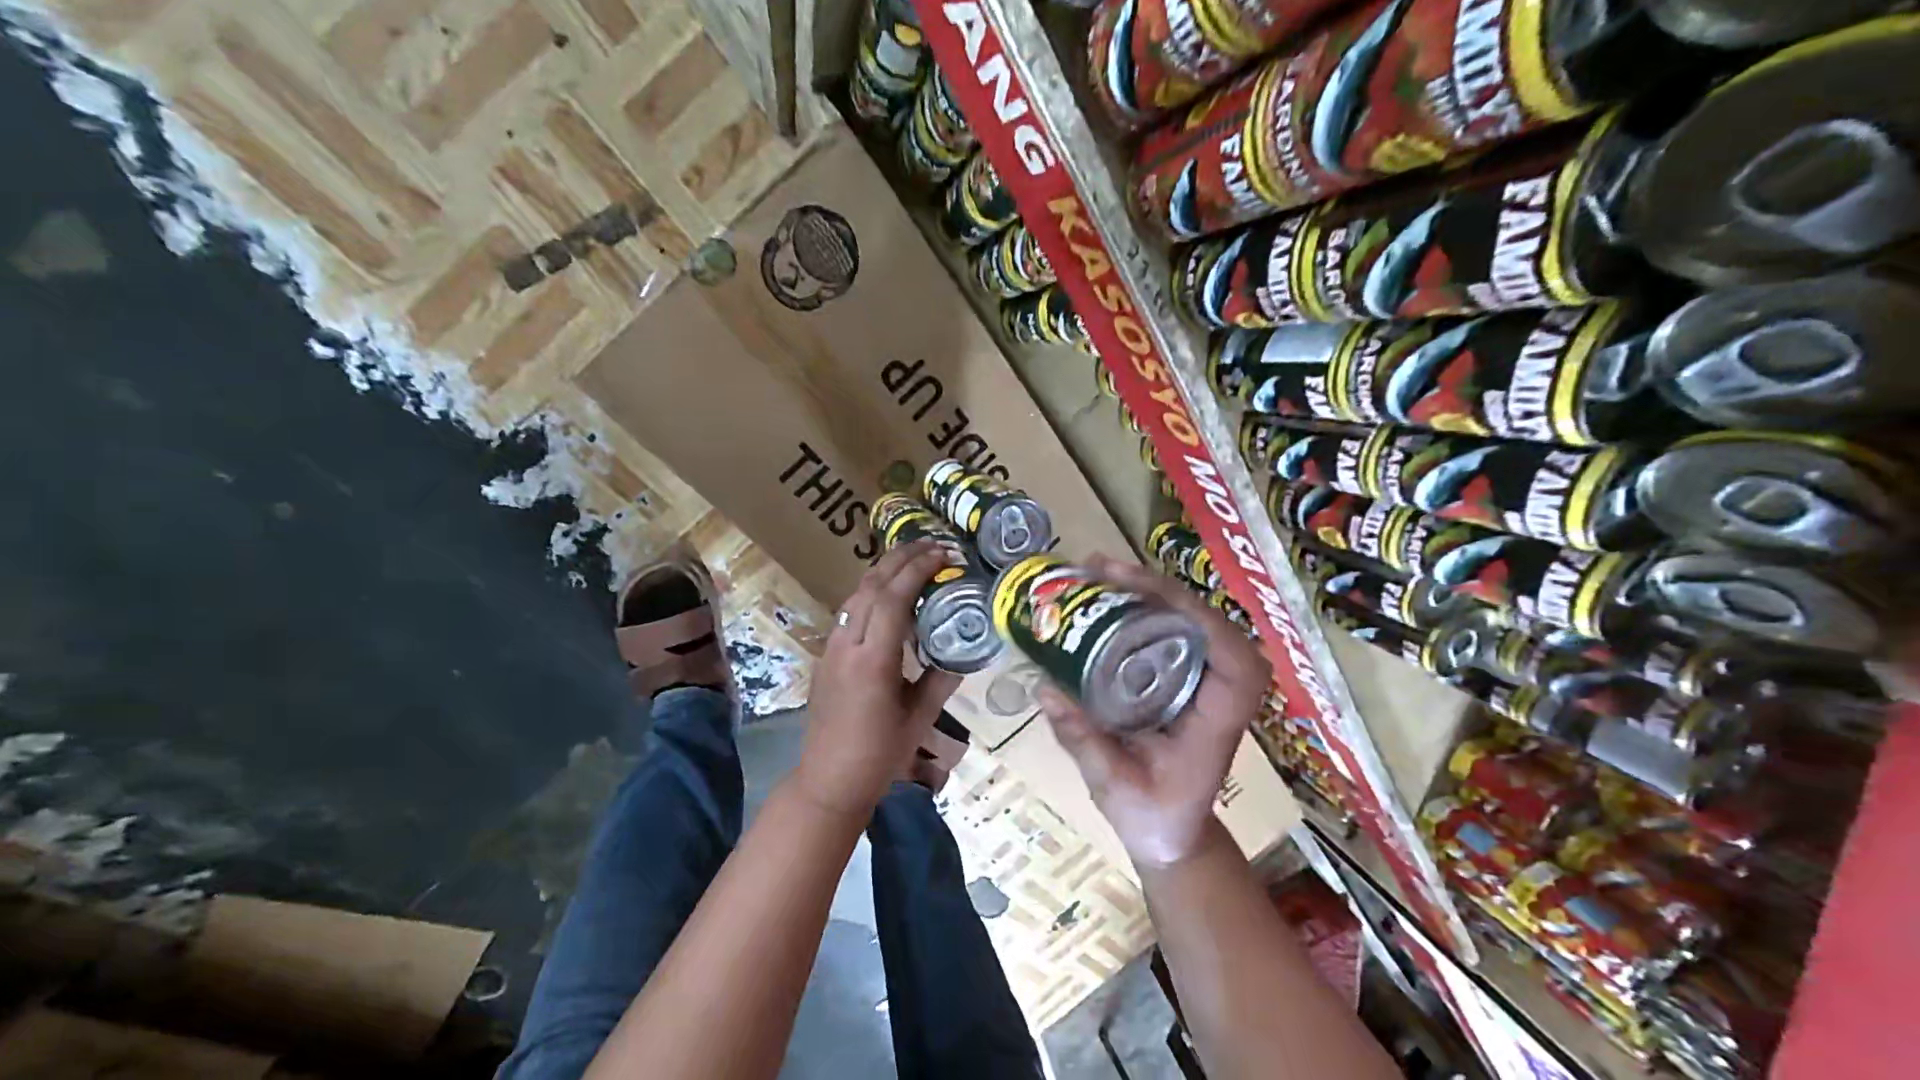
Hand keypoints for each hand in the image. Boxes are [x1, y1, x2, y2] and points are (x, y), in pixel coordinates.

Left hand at [795, 540, 962, 817]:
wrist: (828, 781)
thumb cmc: (879, 755)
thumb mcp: (920, 719)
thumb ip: (941, 679)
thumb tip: (965, 650)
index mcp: (872, 661)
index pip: (892, 599)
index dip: (916, 570)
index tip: (942, 554)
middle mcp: (846, 647)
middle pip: (869, 587)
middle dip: (899, 559)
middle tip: (930, 544)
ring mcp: (831, 650)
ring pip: (854, 597)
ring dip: (882, 573)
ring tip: (912, 561)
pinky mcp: (825, 657)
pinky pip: (848, 613)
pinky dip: (870, 594)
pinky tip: (888, 597)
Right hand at [1037, 554, 1270, 868]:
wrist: (1172, 834)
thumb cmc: (1154, 816)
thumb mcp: (1113, 785)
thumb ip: (1082, 740)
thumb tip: (1043, 687)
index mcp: (1218, 718)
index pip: (1231, 655)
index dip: (1194, 614)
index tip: (1141, 592)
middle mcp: (1218, 690)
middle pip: (1206, 622)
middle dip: (1157, 588)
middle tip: (1101, 569)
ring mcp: (1202, 680)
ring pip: (1188, 620)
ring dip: (1146, 591)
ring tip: (1095, 572)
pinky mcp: (1182, 677)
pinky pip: (1170, 631)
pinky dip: (1140, 608)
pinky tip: (1103, 597)